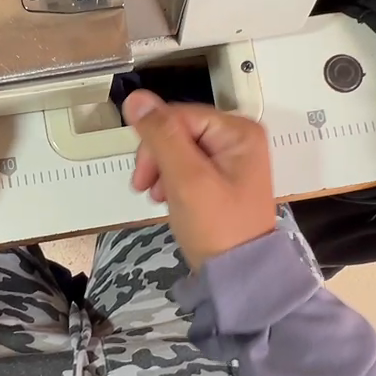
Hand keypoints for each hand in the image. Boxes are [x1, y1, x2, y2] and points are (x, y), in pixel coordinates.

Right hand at [123, 89, 277, 266]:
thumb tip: (135, 98)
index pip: (178, 115)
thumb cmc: (217, 226)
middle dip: (156, 158)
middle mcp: (238, 138)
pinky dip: (172, 181)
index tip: (141, 177)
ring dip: (161, 171)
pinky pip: (187, 166)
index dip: (153, 141)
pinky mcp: (223, 178)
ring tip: (158, 198)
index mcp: (238, 130)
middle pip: (178, 130)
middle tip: (146, 190)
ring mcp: (232, 159)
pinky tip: (168, 199)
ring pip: (178, 149)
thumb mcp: (186, 179)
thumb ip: (161, 136)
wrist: (240, 277)